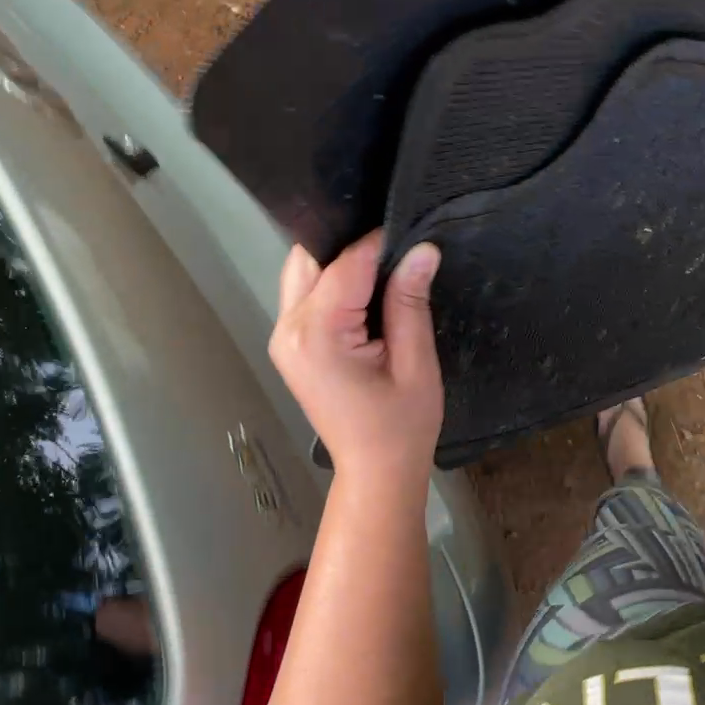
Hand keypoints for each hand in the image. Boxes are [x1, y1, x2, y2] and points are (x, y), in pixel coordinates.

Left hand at [269, 231, 442, 488]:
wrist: (377, 470)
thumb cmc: (402, 426)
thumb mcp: (415, 363)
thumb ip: (410, 301)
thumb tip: (422, 249)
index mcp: (317, 334)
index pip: (345, 264)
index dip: (379, 243)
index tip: (412, 234)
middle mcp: (288, 329)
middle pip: (311, 260)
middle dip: (352, 250)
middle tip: (398, 255)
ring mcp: (283, 337)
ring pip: (305, 273)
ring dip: (341, 267)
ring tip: (385, 277)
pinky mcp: (290, 344)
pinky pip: (306, 296)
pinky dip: (333, 287)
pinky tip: (366, 299)